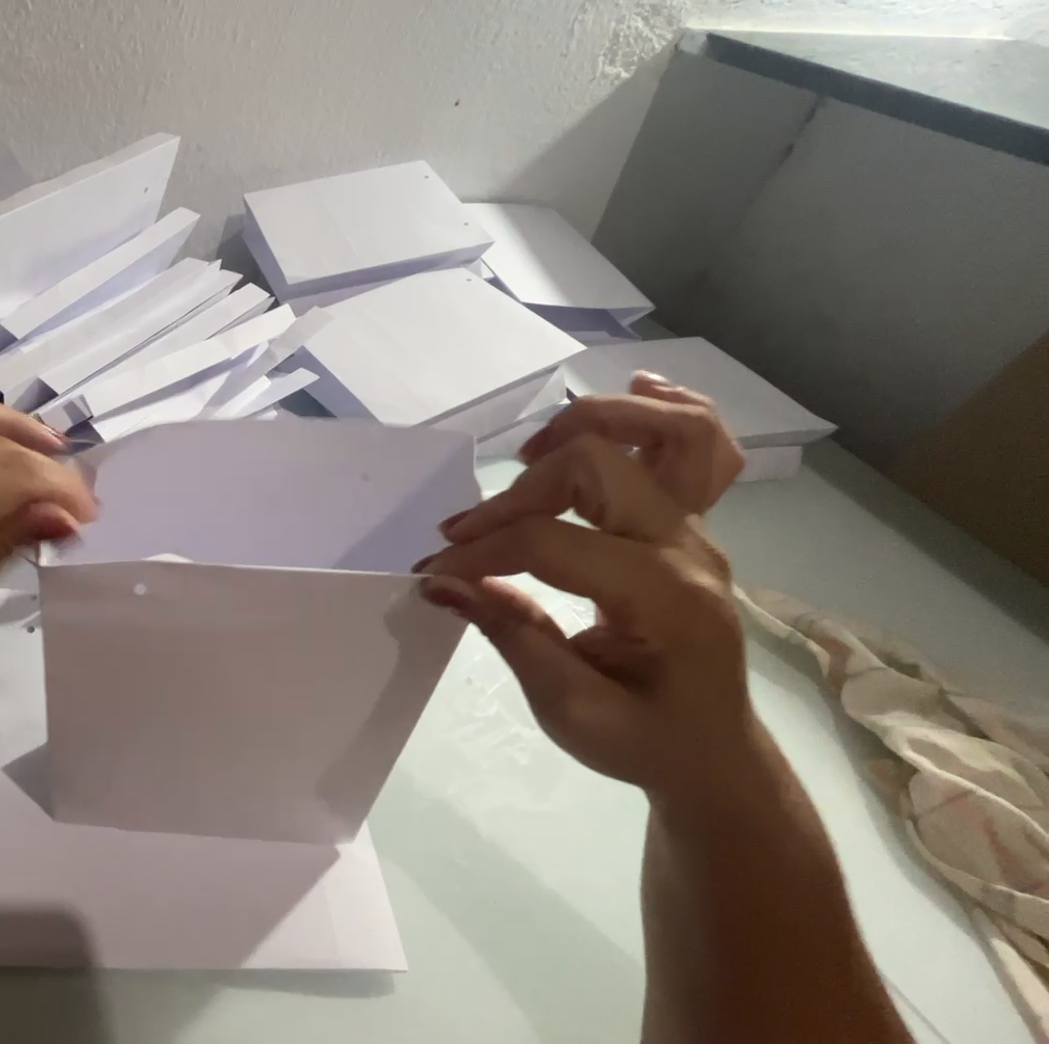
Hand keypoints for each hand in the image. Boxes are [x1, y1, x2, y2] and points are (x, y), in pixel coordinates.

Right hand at [419, 379, 760, 805]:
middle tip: (465, 535)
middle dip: (514, 495)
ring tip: (527, 455)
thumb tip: (438, 584)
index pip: (550, 543)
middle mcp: (688, 548)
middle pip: (594, 467)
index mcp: (663, 597)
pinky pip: (695, 448)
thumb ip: (508, 634)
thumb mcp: (567, 708)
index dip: (480, 552)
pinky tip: (636, 390)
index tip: (431, 575)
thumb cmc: (643, 740)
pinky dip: (663, 413)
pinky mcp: (689, 525)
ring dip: (589, 426)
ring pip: (665, 433)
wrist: (713, 756)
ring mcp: (697, 530)